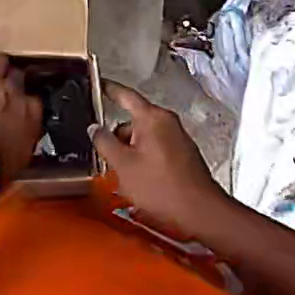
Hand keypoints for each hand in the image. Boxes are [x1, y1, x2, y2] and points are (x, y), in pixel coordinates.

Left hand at [0, 41, 42, 179]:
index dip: (27, 99)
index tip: (22, 103)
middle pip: (19, 75)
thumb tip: (26, 134)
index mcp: (31, 113)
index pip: (34, 98)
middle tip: (9, 81)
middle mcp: (15, 93)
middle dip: (14, 78)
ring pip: (0, 61)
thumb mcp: (22, 156)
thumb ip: (27, 136)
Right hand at [92, 83, 232, 232]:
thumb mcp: (122, 165)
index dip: (108, 88)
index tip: (96, 84)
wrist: (200, 211)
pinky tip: (140, 178)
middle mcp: (166, 121)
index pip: (125, 95)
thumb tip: (94, 128)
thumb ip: (104, 142)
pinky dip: (144, 156)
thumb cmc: (159, 186)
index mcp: (152, 117)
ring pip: (144, 135)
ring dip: (130, 149)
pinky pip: (156, 146)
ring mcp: (177, 136)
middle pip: (133, 120)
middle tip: (105, 156)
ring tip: (123, 174)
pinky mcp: (183, 152)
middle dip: (117, 136)